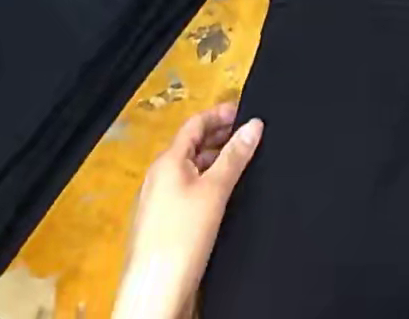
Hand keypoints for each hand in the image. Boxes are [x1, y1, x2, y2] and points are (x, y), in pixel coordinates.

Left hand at [112, 104, 263, 318]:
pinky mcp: (162, 227)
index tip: (245, 111)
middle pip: (192, 146)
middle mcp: (158, 178)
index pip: (195, 124)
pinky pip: (187, 192)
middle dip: (220, 137)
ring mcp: (157, 203)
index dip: (220, 114)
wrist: (154, 298)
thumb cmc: (181, 237)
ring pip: (190, 170)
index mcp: (167, 162)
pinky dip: (207, 184)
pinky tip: (224, 196)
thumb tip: (254, 124)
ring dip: (214, 161)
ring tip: (243, 163)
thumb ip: (235, 155)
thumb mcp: (215, 190)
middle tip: (249, 135)